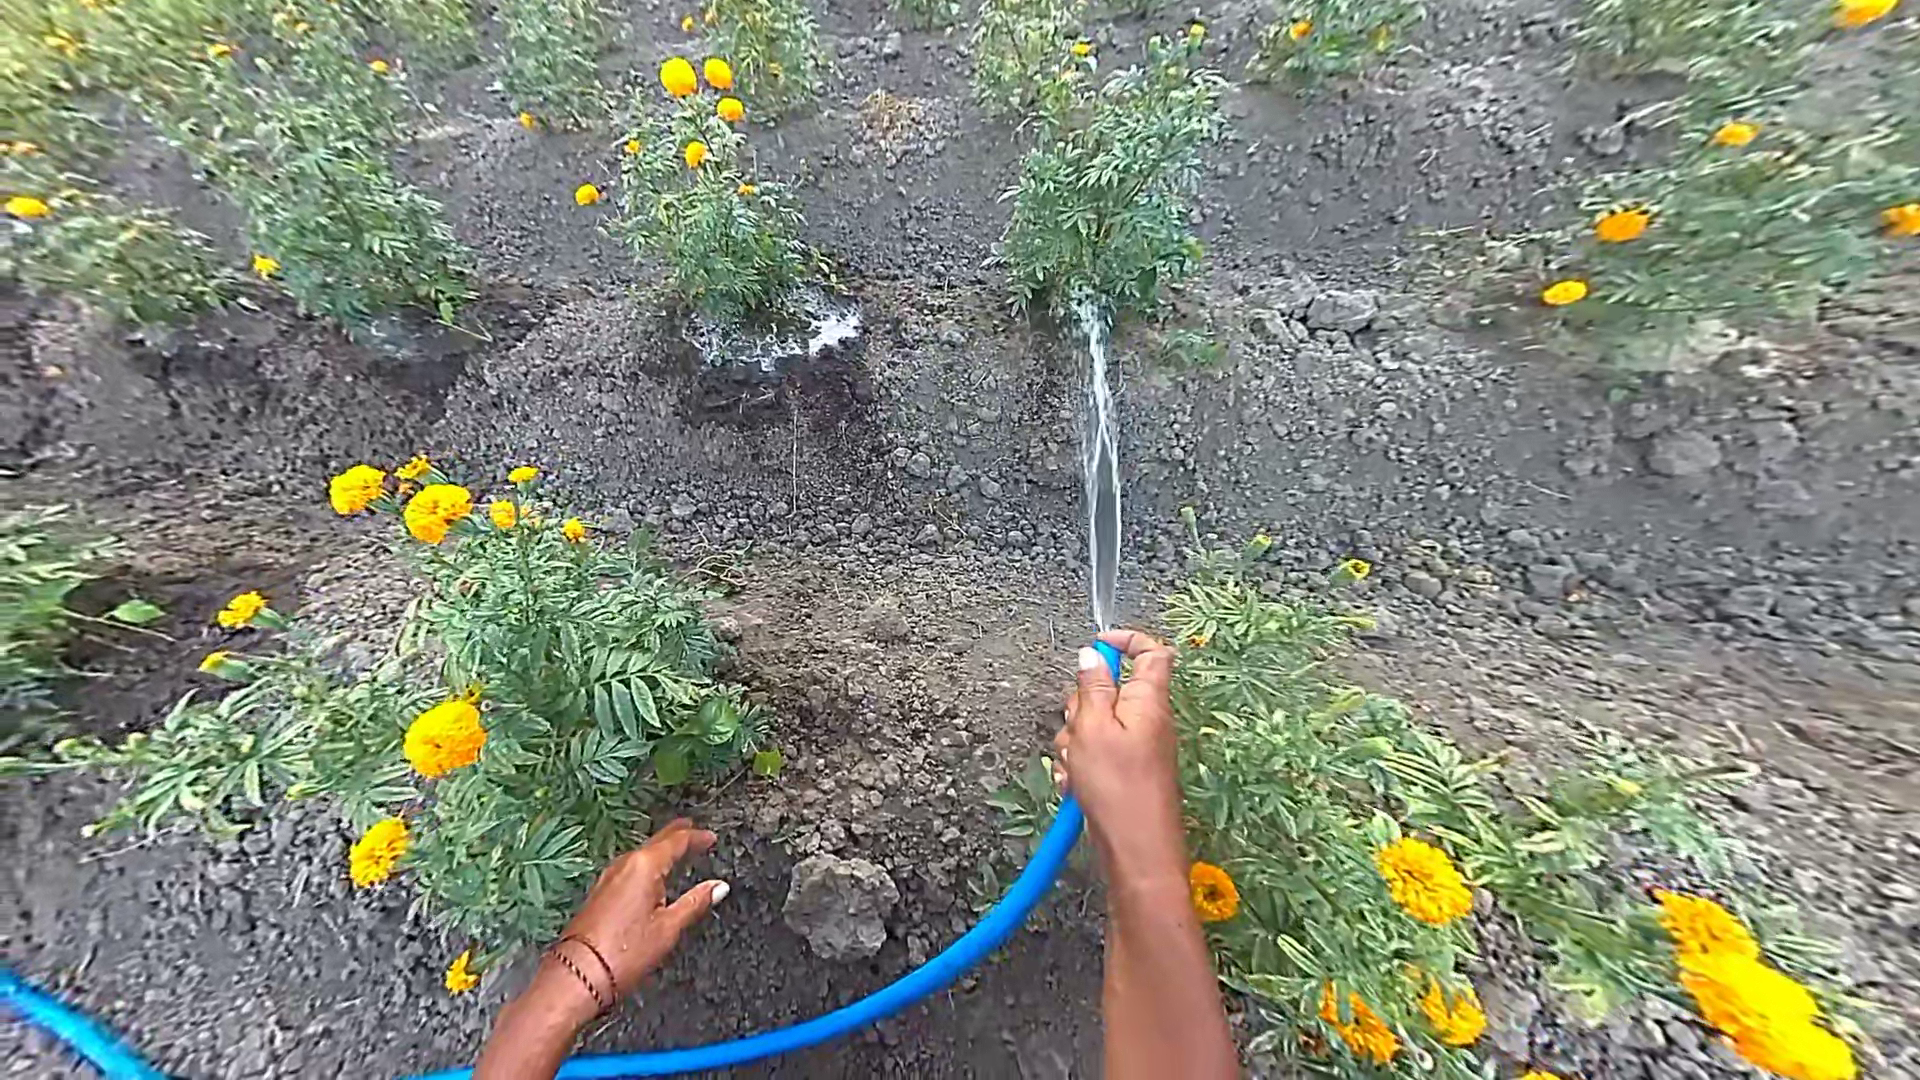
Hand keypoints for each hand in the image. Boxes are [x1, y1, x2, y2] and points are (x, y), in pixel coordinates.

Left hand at [541, 819, 728, 1020]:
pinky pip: (630, 866)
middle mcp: (626, 864)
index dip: (698, 837)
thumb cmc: (623, 955)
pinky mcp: (599, 893)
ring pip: (642, 852)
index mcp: (646, 865)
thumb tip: (720, 886)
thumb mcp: (668, 929)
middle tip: (695, 831)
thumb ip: (696, 902)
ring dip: (661, 848)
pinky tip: (650, 874)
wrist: (572, 982)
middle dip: (678, 834)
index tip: (712, 838)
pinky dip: (647, 862)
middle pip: (658, 840)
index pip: (678, 840)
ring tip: (677, 850)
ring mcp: (608, 877)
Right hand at [1053, 630, 1187, 888]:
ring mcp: (1135, 744)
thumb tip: (1092, 655)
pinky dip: (1080, 762)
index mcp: (1148, 700)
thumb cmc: (1119, 789)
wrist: (1135, 851)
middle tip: (1079, 726)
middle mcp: (1145, 718)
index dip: (1125, 640)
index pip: (1151, 651)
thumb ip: (1092, 686)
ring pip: (1093, 722)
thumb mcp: (1094, 727)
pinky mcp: (1123, 768)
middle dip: (1081, 704)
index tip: (1096, 645)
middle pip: (1108, 689)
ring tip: (1077, 764)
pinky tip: (1076, 783)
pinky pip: (1094, 750)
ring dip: (1075, 739)